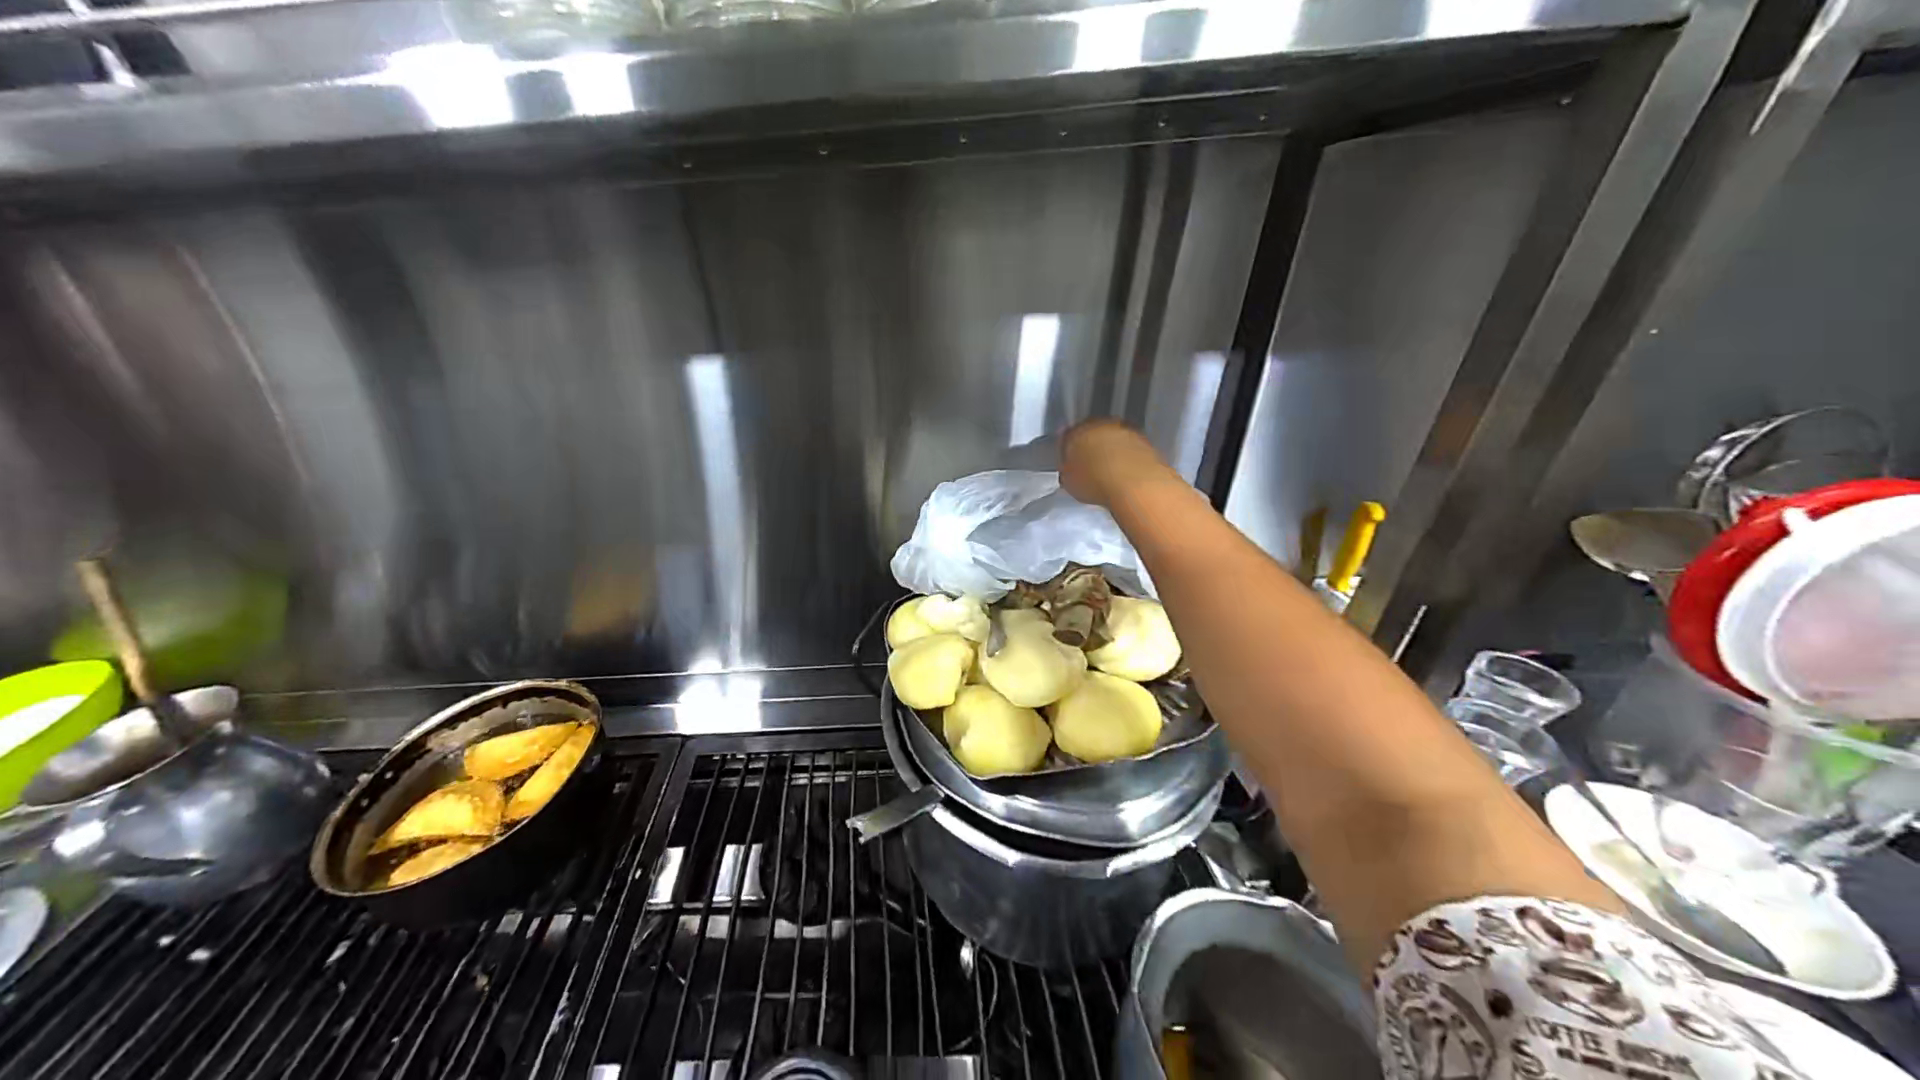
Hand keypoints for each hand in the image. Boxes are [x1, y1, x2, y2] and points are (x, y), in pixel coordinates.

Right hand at [1060, 419, 1176, 507]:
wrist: (1134, 485)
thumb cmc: (1097, 481)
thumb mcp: (1069, 482)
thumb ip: (1067, 471)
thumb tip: (1069, 472)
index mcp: (1078, 430)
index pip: (1068, 436)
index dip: (1069, 451)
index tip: (1070, 464)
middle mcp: (1102, 425)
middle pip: (1094, 433)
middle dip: (1092, 448)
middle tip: (1090, 468)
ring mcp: (1127, 431)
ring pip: (1115, 439)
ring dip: (1112, 452)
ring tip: (1109, 475)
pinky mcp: (1147, 443)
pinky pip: (1132, 450)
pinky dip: (1129, 460)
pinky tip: (1126, 476)